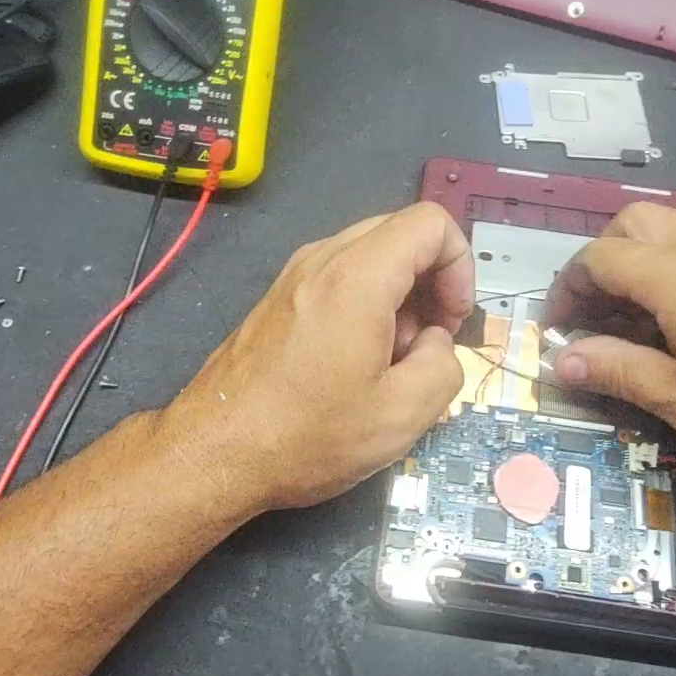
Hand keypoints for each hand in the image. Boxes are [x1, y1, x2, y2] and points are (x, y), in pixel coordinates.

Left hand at [156, 203, 472, 514]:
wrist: (215, 452)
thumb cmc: (307, 435)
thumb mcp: (401, 416)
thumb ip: (445, 364)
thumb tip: (435, 341)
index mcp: (357, 276)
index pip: (431, 223)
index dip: (460, 266)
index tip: (453, 320)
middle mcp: (322, 259)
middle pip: (401, 232)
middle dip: (432, 279)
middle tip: (428, 341)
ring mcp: (295, 274)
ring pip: (371, 253)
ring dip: (399, 294)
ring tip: (390, 357)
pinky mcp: (280, 295)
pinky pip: (340, 274)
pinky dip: (367, 300)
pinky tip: (355, 358)